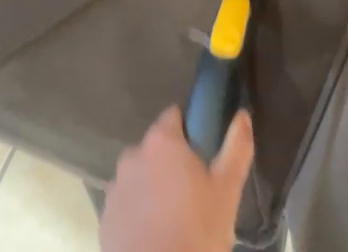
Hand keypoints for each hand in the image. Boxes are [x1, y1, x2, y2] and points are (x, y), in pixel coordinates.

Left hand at [100, 107, 253, 251]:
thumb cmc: (197, 231)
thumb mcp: (227, 190)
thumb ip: (236, 147)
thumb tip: (242, 116)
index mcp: (161, 143)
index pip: (173, 116)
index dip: (190, 128)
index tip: (203, 151)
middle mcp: (132, 158)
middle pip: (155, 148)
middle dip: (171, 161)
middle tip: (194, 188)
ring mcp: (114, 189)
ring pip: (139, 176)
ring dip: (153, 185)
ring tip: (175, 214)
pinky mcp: (104, 219)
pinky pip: (126, 203)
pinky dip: (138, 210)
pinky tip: (155, 230)